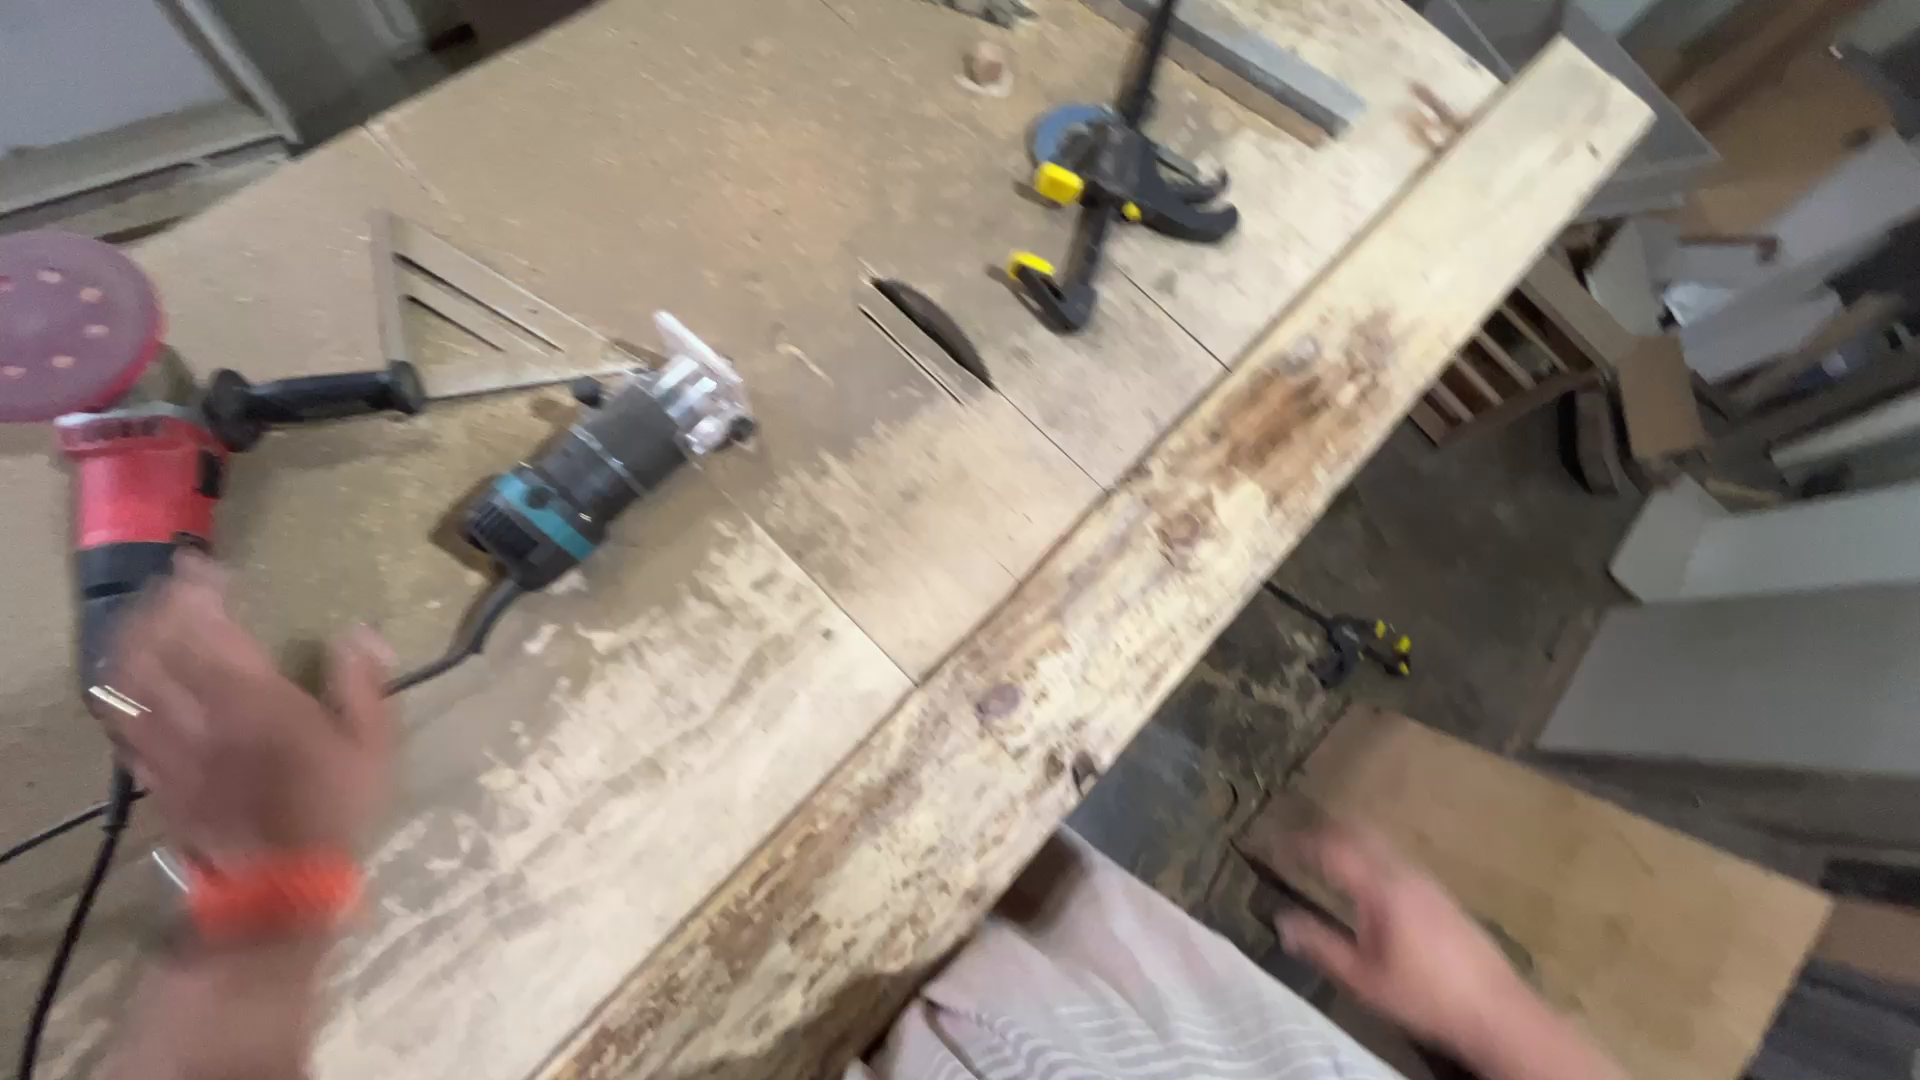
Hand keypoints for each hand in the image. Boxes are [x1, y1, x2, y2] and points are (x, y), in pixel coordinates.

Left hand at [101, 553, 394, 865]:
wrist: (276, 883)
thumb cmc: (336, 805)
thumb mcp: (374, 742)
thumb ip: (363, 684)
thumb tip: (360, 632)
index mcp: (257, 704)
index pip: (212, 635)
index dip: (200, 595)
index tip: (204, 565)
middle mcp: (199, 717)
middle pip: (152, 651)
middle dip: (154, 609)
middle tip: (171, 583)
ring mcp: (166, 746)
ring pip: (124, 682)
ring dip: (127, 641)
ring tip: (143, 618)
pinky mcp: (153, 772)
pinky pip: (121, 719)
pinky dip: (118, 686)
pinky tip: (128, 677)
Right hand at [1275, 822, 1529, 1057]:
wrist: (1502, 1017)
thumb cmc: (1425, 997)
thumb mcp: (1363, 979)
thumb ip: (1321, 946)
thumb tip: (1281, 921)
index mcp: (1381, 888)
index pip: (1332, 849)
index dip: (1301, 842)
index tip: (1277, 840)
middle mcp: (1405, 874)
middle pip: (1360, 833)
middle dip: (1327, 831)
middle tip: (1299, 837)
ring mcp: (1429, 883)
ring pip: (1382, 845)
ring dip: (1352, 842)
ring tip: (1329, 856)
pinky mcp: (1444, 898)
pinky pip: (1398, 860)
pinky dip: (1373, 857)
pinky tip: (1371, 884)